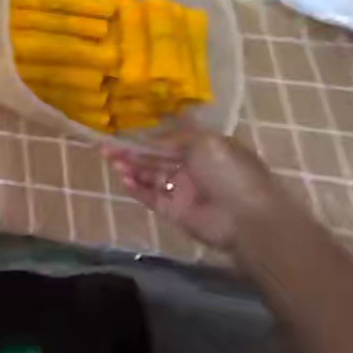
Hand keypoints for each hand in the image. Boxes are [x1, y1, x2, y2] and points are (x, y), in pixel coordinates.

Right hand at [103, 123, 290, 250]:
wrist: (247, 219)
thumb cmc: (230, 173)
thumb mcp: (206, 142)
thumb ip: (176, 137)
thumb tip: (156, 137)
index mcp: (205, 150)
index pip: (169, 141)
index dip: (146, 137)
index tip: (122, 132)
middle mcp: (193, 169)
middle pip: (155, 158)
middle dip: (131, 152)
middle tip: (105, 147)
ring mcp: (183, 191)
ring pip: (150, 176)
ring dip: (131, 168)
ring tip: (112, 162)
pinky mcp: (174, 211)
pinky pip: (150, 196)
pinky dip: (136, 188)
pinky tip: (123, 179)